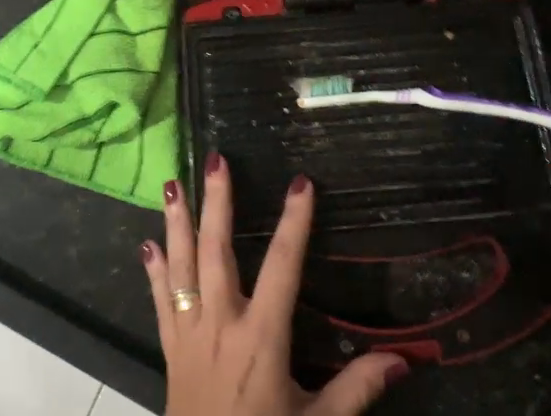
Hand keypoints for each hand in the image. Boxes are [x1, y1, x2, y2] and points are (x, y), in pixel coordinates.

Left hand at [142, 155, 406, 415]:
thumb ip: (356, 388)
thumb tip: (403, 358)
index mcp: (261, 337)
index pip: (282, 267)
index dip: (293, 224)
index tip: (301, 184)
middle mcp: (221, 324)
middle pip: (217, 252)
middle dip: (217, 204)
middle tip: (214, 160)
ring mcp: (190, 334)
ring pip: (181, 268)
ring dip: (177, 224)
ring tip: (172, 183)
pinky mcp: (170, 349)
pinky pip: (159, 302)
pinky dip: (154, 272)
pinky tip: (147, 244)